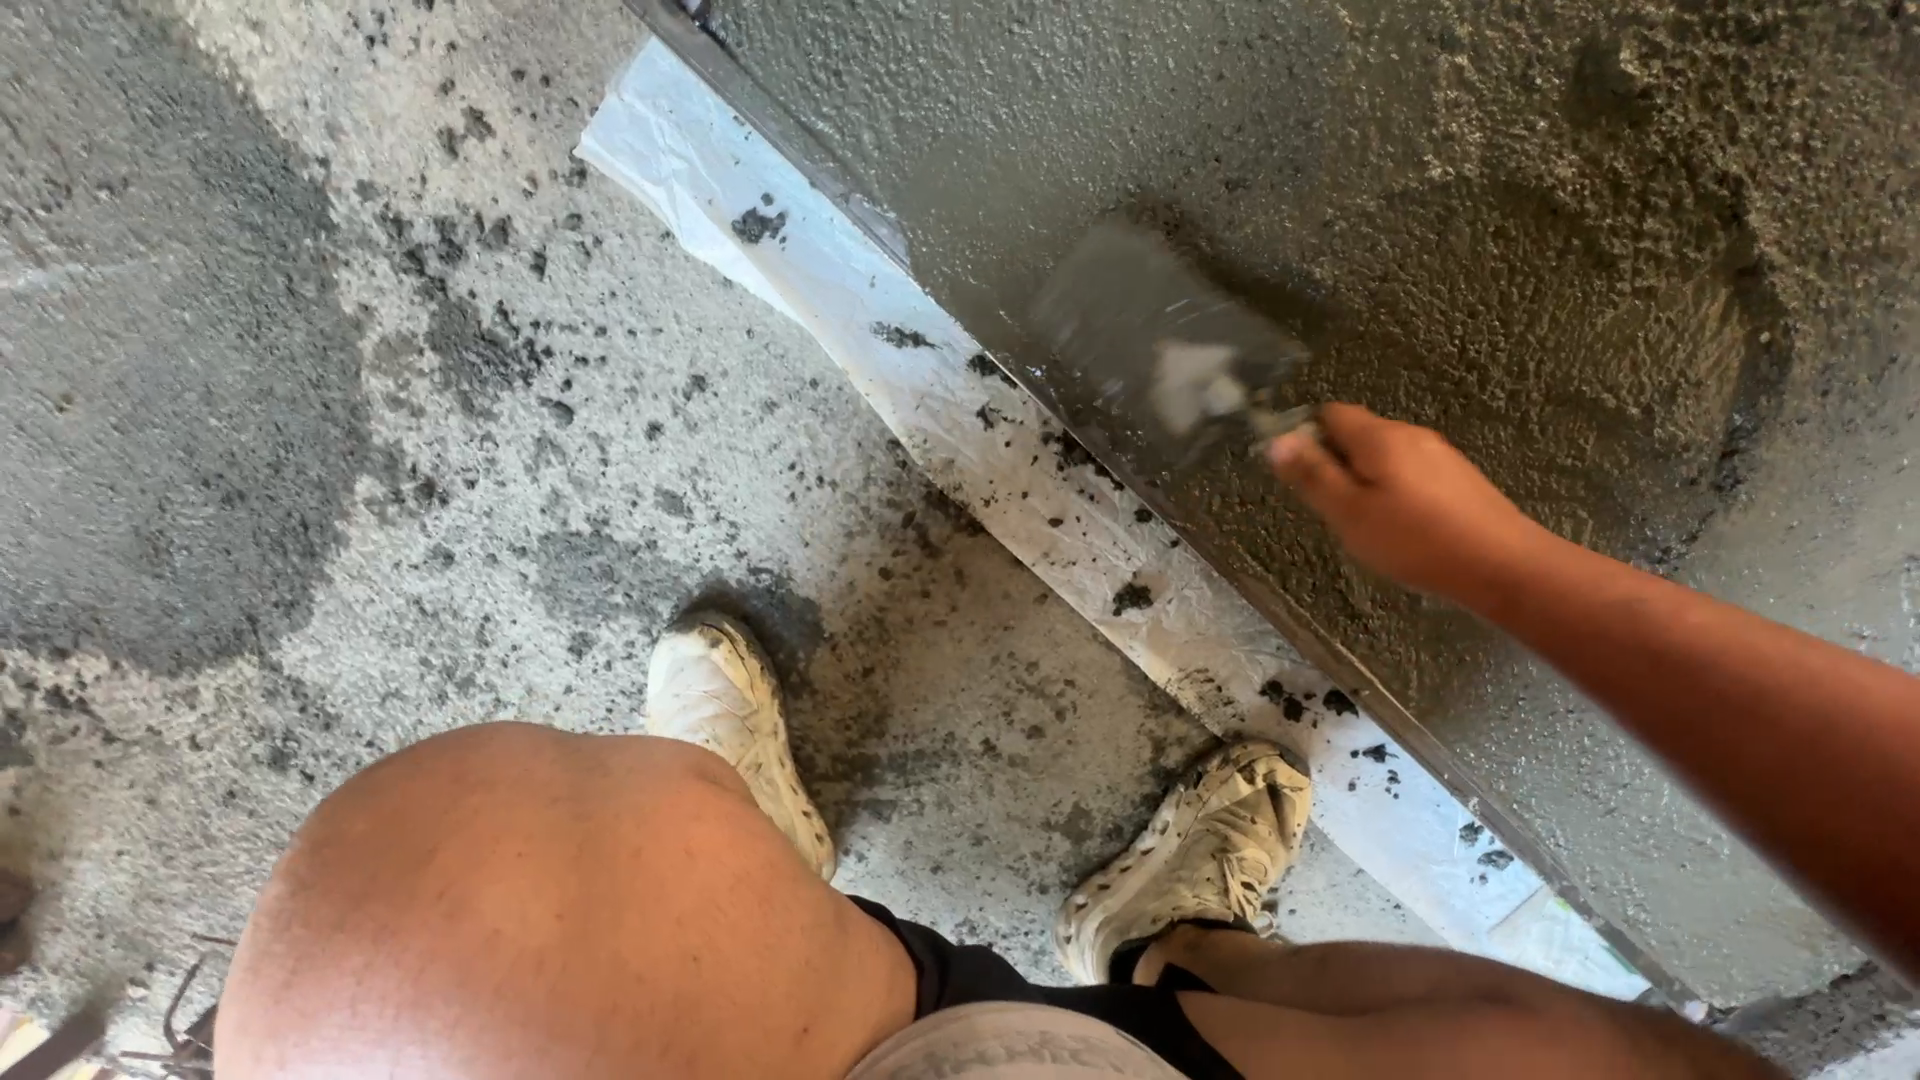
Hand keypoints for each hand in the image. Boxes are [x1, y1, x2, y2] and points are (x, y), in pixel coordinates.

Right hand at [1266, 404, 1552, 603]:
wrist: (1502, 565)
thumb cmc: (1414, 540)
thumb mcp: (1348, 512)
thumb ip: (1312, 475)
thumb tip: (1277, 441)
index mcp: (1380, 437)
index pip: (1330, 413)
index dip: (1307, 437)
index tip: (1303, 477)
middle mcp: (1411, 435)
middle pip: (1357, 433)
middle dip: (1335, 463)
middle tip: (1333, 508)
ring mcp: (1439, 455)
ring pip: (1383, 455)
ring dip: (1363, 480)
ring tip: (1365, 523)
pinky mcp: (1457, 478)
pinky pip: (1408, 472)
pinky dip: (1392, 491)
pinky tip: (1400, 527)